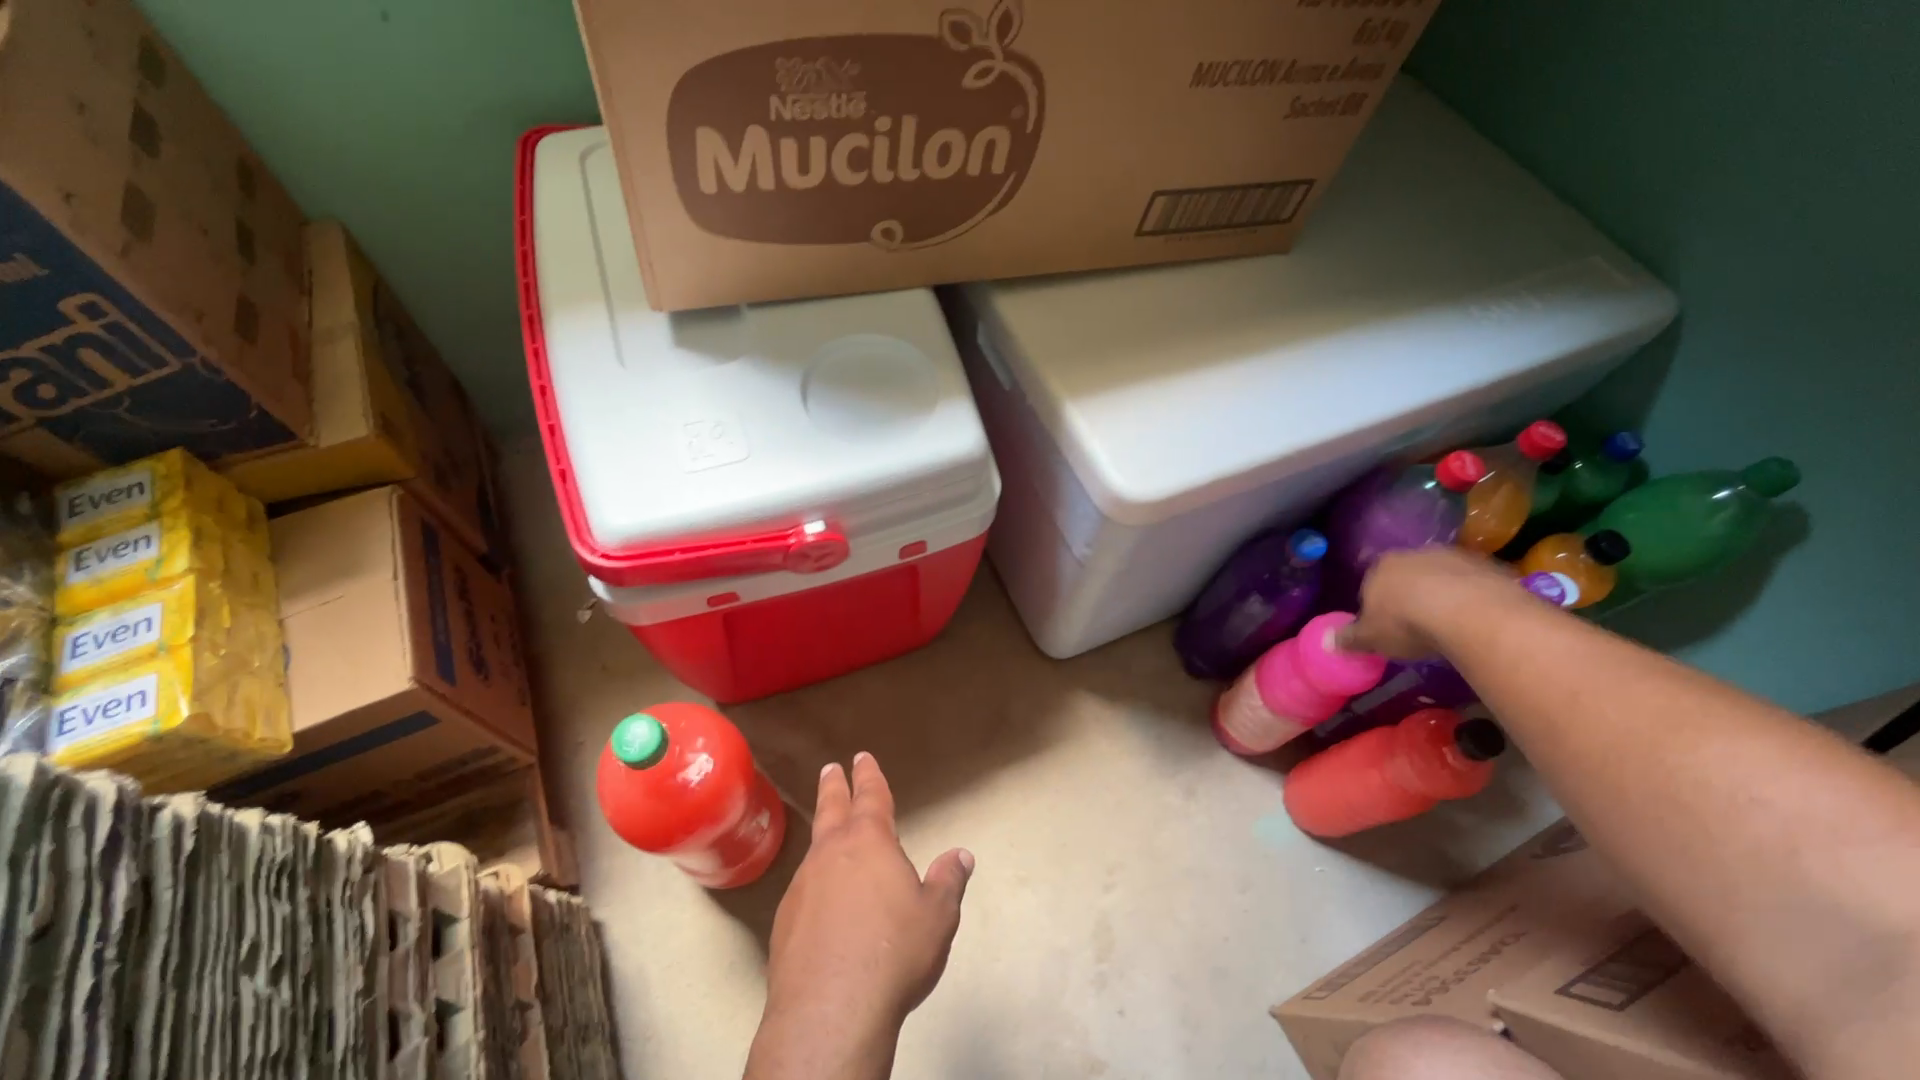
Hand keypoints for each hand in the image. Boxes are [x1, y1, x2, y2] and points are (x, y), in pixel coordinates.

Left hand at [746, 752, 972, 1079]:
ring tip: (832, 840)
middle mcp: (831, 855)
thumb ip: (947, 881)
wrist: (832, 1007)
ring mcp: (803, 886)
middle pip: (832, 810)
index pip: (871, 798)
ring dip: (824, 838)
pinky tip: (824, 906)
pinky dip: (817, 885)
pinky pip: (806, 890)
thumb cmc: (894, 952)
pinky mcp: (786, 921)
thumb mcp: (937, 916)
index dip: (869, 776)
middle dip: (834, 788)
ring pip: (815, 850)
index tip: (861, 758)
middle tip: (831, 770)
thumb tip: (960, 855)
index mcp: (870, 843)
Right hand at [1336, 547, 1522, 658]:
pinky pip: (1474, 583)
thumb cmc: (1407, 624)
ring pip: (1443, 576)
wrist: (1468, 613)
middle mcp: (1414, 554)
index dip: (1379, 606)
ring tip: (1450, 625)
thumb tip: (1325, 642)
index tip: (1388, 628)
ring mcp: (1453, 556)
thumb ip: (1350, 638)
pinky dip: (1472, 597)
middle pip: (1409, 576)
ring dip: (1444, 594)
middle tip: (1418, 626)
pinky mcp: (1487, 565)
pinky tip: (1475, 620)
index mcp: (1381, 567)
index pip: (1372, 584)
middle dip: (1411, 596)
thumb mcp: (1372, 638)